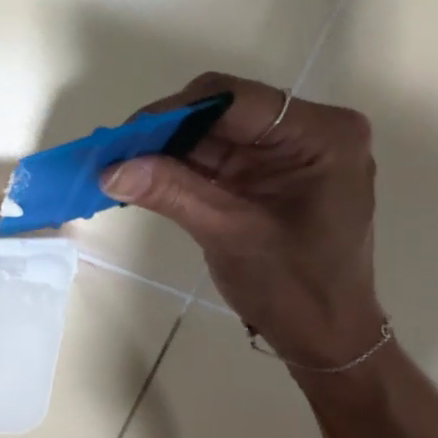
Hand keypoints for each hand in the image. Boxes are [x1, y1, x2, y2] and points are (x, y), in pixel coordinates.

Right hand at [101, 73, 386, 368]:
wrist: (326, 337)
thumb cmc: (295, 289)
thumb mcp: (230, 234)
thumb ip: (173, 192)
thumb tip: (110, 169)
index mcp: (320, 135)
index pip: (235, 100)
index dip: (174, 113)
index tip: (123, 138)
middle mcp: (309, 132)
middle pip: (222, 112)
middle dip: (165, 133)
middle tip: (113, 156)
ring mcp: (289, 154)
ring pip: (214, 135)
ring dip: (166, 151)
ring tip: (118, 168)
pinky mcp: (270, 177)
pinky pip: (217, 160)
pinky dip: (179, 170)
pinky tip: (143, 180)